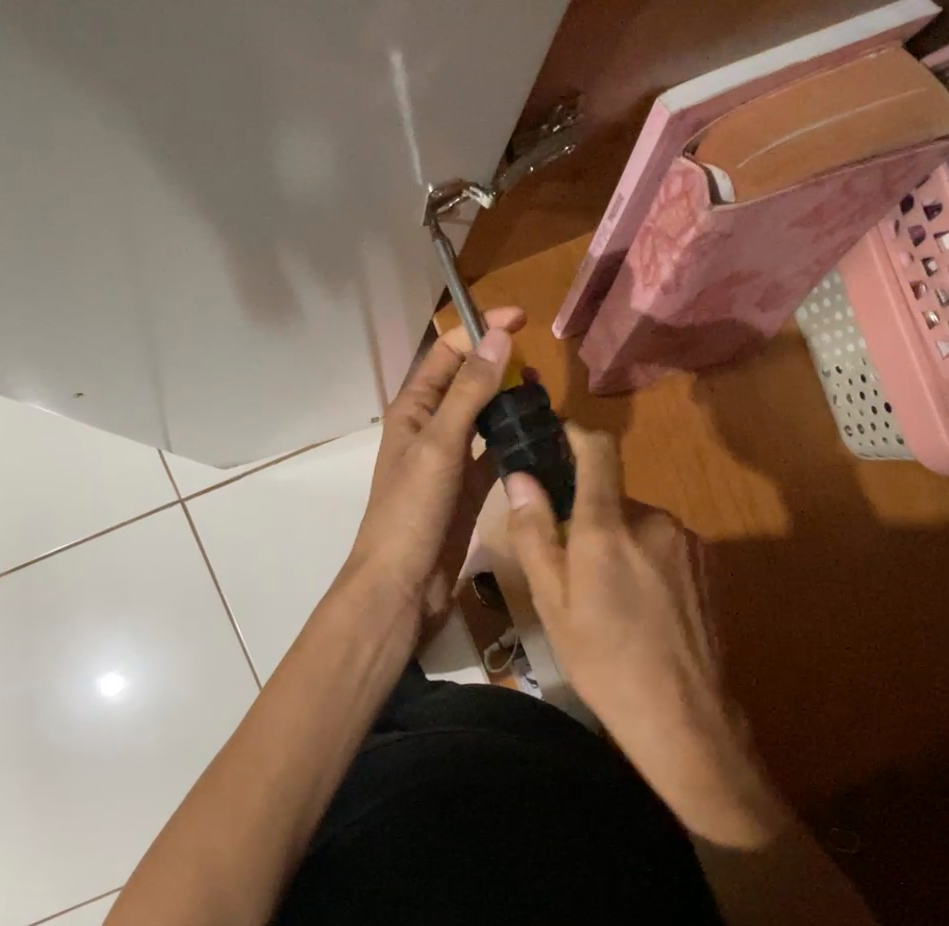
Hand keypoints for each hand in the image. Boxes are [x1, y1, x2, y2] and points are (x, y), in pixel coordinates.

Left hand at [344, 307, 524, 628]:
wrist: (402, 584)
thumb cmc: (411, 511)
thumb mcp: (439, 445)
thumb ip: (469, 393)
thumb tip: (498, 336)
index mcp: (412, 410)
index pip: (446, 354)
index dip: (479, 330)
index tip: (522, 318)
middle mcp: (428, 429)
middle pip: (466, 384)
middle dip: (499, 366)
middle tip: (541, 365)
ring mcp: (448, 462)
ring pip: (482, 419)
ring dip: (509, 405)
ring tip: (546, 398)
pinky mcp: (466, 491)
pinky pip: (492, 456)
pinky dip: (514, 443)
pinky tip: (542, 439)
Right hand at [503, 426, 725, 739]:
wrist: (683, 713)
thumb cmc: (602, 662)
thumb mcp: (551, 605)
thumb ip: (535, 536)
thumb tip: (521, 480)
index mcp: (607, 529)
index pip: (597, 452)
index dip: (575, 436)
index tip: (556, 438)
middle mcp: (653, 521)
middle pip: (612, 499)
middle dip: (589, 522)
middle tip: (572, 574)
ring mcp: (688, 542)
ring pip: (638, 527)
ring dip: (619, 546)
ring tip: (610, 602)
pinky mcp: (710, 564)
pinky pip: (664, 547)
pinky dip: (646, 563)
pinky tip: (643, 610)